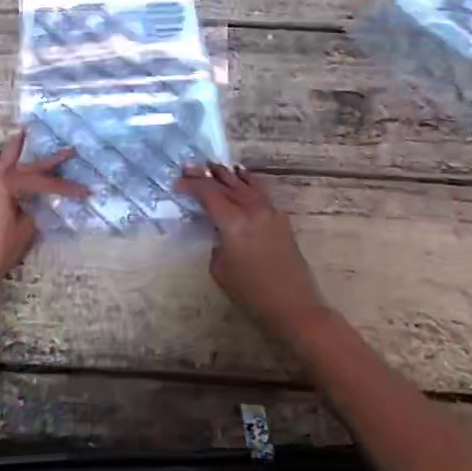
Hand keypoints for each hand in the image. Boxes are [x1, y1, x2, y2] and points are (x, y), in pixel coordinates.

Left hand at [0, 130, 88, 286]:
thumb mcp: (24, 231)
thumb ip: (36, 212)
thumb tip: (45, 203)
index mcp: (7, 184)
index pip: (43, 182)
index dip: (66, 187)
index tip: (86, 190)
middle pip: (24, 164)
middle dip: (46, 158)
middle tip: (65, 148)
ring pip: (1, 162)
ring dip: (15, 151)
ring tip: (23, 136)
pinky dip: (6, 166)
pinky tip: (11, 169)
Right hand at [176, 164, 330, 337]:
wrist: (293, 304)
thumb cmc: (251, 293)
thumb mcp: (220, 269)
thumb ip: (216, 242)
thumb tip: (219, 230)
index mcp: (233, 221)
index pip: (208, 193)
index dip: (191, 185)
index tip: (178, 183)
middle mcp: (251, 209)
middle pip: (226, 184)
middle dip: (206, 175)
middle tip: (190, 168)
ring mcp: (269, 211)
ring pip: (245, 183)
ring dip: (228, 174)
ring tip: (214, 167)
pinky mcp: (280, 218)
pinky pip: (261, 191)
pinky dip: (248, 181)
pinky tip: (243, 178)